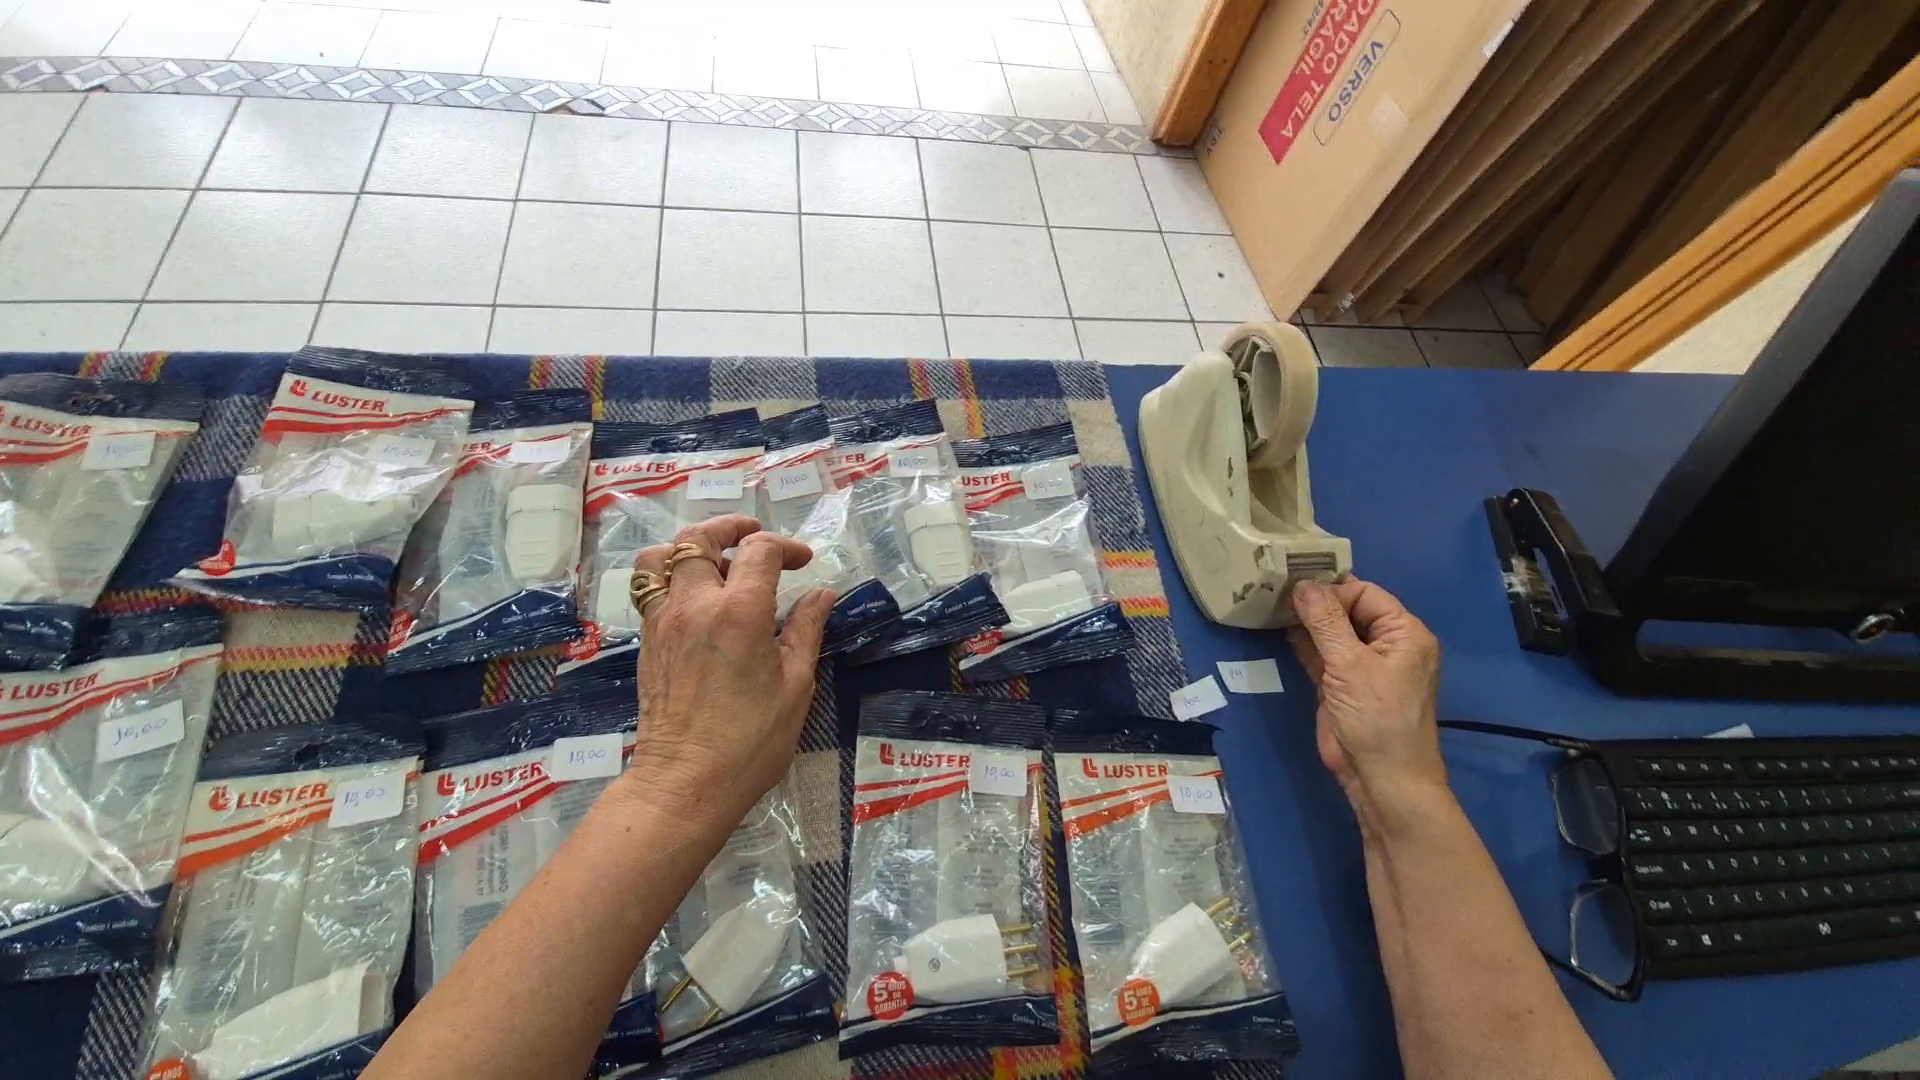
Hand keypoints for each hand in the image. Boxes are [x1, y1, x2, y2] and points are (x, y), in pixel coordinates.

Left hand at [626, 515, 835, 819]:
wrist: (687, 782)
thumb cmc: (752, 739)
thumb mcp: (796, 683)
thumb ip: (807, 629)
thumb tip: (822, 594)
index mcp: (739, 613)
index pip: (760, 551)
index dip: (786, 547)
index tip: (804, 563)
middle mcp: (695, 606)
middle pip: (698, 539)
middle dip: (730, 527)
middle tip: (754, 536)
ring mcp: (663, 621)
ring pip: (661, 558)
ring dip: (689, 548)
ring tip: (717, 561)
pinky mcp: (648, 641)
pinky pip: (650, 588)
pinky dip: (672, 576)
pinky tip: (700, 598)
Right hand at [1288, 578, 1446, 816]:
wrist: (1381, 777)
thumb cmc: (1377, 718)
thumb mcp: (1350, 665)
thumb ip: (1326, 622)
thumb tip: (1303, 585)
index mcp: (1404, 633)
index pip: (1365, 594)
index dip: (1331, 589)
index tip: (1294, 586)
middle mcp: (1386, 644)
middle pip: (1347, 610)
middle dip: (1315, 601)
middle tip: (1275, 589)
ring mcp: (1362, 665)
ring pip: (1331, 631)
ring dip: (1305, 621)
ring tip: (1271, 604)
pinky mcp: (1341, 684)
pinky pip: (1321, 653)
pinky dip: (1302, 642)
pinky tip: (1279, 629)